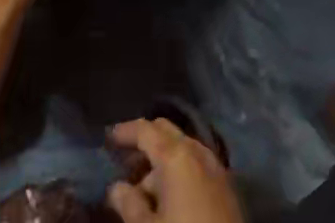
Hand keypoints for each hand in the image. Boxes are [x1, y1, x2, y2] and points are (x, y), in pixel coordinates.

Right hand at [106, 119, 243, 222]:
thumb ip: (129, 204)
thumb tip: (117, 187)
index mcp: (176, 156)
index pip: (147, 130)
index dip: (126, 131)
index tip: (109, 136)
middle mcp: (197, 151)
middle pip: (167, 133)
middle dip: (145, 141)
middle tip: (124, 161)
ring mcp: (215, 166)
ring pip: (182, 149)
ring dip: (161, 160)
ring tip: (142, 188)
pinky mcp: (225, 184)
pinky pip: (196, 164)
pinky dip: (178, 170)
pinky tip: (167, 196)